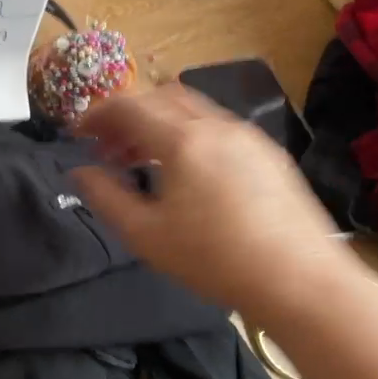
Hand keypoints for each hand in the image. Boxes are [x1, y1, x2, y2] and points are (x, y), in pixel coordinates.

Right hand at [72, 85, 351, 308]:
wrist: (301, 281)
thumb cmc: (213, 259)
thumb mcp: (143, 233)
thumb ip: (104, 196)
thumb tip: (79, 172)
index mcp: (182, 141)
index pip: (128, 106)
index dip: (95, 115)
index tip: (76, 134)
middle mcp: (216, 127)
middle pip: (160, 97)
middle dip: (125, 115)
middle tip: (105, 146)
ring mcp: (248, 138)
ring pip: (191, 110)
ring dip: (156, 124)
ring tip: (139, 160)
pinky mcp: (269, 154)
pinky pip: (216, 127)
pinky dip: (186, 134)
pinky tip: (181, 172)